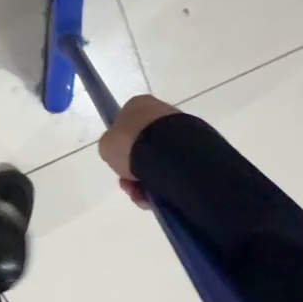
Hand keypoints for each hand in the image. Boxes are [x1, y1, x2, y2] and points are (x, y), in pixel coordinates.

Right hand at [98, 94, 180, 208]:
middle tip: (128, 185)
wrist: (170, 154)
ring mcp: (180, 129)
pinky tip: (156, 196)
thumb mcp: (106, 145)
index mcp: (138, 104)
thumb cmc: (132, 143)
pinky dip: (163, 183)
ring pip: (157, 161)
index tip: (118, 164)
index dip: (119, 148)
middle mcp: (161, 113)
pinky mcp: (195, 146)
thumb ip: (110, 146)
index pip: (124, 125)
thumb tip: (121, 153)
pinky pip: (173, 168)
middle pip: (141, 147)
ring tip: (142, 196)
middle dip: (133, 169)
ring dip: (146, 181)